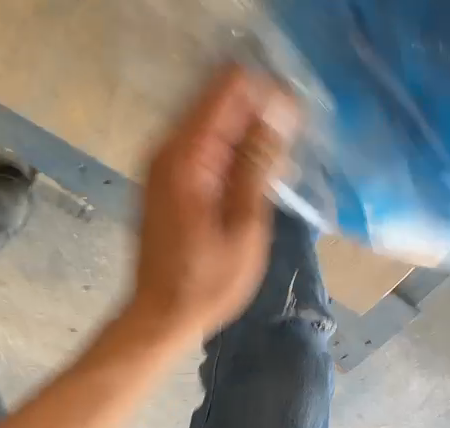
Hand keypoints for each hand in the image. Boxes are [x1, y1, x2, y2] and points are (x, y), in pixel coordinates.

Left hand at [125, 66, 298, 346]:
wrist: (160, 319)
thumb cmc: (205, 284)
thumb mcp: (244, 227)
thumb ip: (258, 165)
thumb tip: (278, 112)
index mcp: (186, 156)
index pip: (231, 85)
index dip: (267, 99)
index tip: (289, 133)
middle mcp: (167, 150)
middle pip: (221, 101)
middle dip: (258, 121)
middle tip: (282, 163)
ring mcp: (161, 166)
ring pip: (214, 126)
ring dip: (246, 143)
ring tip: (270, 180)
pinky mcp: (163, 183)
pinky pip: (202, 150)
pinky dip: (228, 160)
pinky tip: (247, 191)